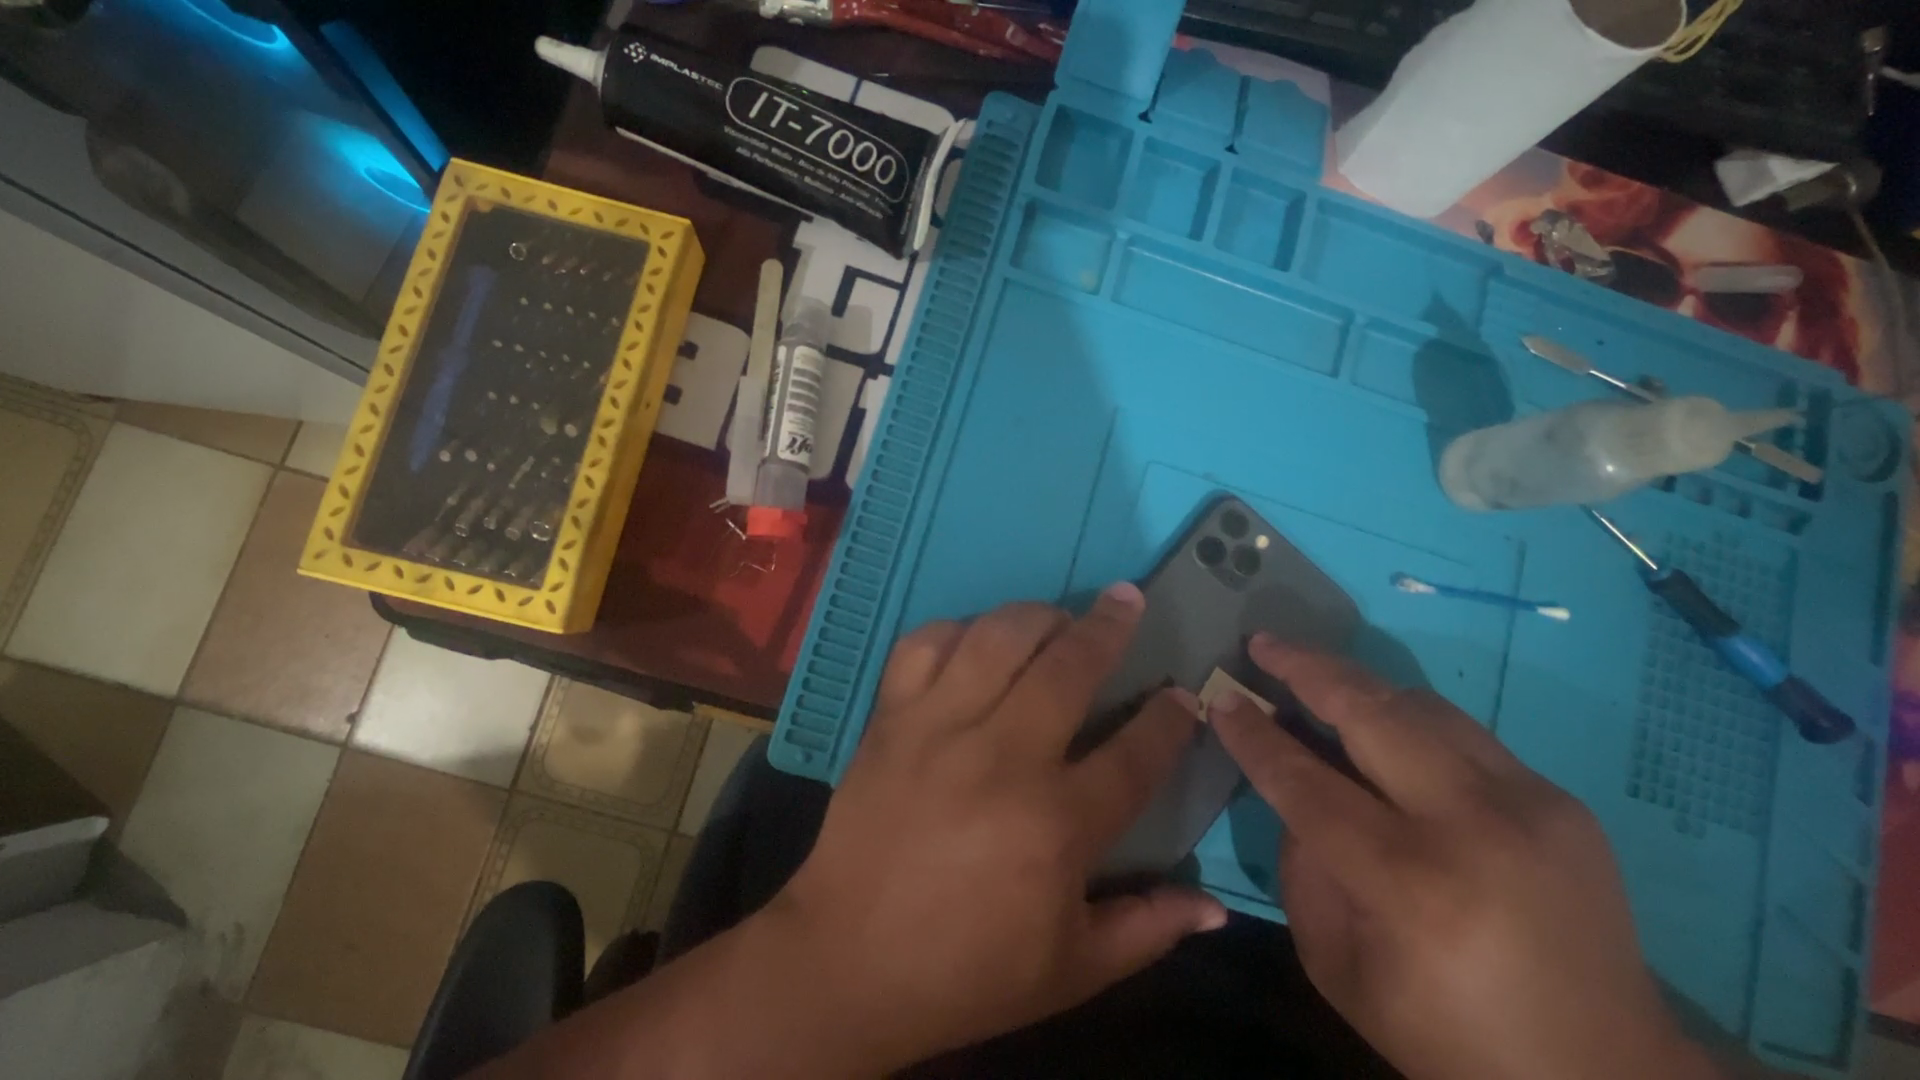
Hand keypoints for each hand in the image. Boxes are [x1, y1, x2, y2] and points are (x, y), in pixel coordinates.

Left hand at [755, 586, 1226, 1072]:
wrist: (846, 963)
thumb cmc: (966, 973)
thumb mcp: (1073, 970)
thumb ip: (1149, 927)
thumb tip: (1216, 904)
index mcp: (1058, 823)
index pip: (1136, 752)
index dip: (1169, 718)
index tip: (1181, 695)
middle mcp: (1003, 758)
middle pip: (1069, 667)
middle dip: (1109, 626)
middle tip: (1127, 599)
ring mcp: (939, 729)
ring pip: (998, 638)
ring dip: (1038, 614)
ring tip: (1058, 616)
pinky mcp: (889, 721)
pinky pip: (923, 647)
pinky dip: (955, 630)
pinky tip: (975, 639)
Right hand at [1209, 634, 1718, 1079]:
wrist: (1601, 1073)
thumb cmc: (1447, 1035)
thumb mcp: (1338, 966)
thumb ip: (1304, 868)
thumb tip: (1295, 791)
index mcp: (1411, 887)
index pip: (1308, 784)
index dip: (1256, 737)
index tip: (1221, 699)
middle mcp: (1475, 828)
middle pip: (1375, 716)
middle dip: (1308, 669)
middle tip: (1264, 643)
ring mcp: (1532, 806)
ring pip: (1426, 709)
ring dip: (1361, 687)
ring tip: (1315, 673)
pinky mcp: (1562, 802)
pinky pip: (1467, 739)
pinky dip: (1412, 726)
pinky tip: (1385, 736)